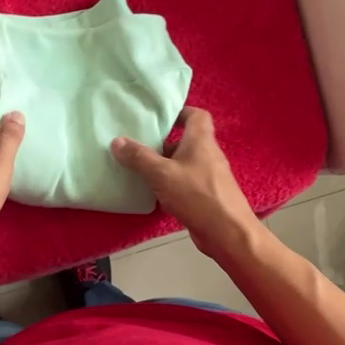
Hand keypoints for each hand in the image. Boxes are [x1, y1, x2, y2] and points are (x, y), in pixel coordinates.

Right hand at [112, 107, 259, 259]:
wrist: (227, 232)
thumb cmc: (196, 195)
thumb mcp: (161, 174)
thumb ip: (139, 157)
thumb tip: (117, 141)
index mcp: (201, 141)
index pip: (197, 115)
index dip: (180, 112)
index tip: (159, 118)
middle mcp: (208, 155)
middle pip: (186, 141)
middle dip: (164, 143)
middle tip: (141, 146)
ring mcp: (209, 176)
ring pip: (184, 164)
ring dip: (166, 166)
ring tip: (142, 170)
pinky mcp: (207, 196)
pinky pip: (186, 183)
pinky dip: (171, 185)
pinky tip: (155, 195)